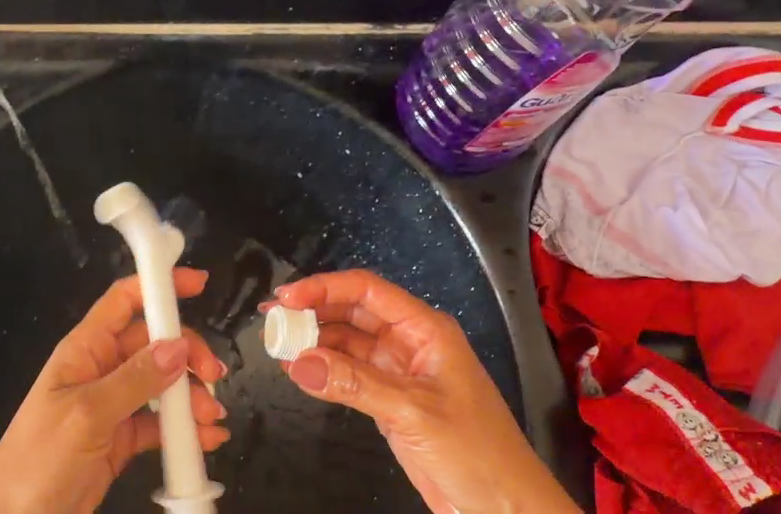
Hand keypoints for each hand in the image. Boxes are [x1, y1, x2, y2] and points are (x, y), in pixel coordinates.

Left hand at [0, 269, 230, 513]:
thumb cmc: (38, 458)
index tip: (198, 284)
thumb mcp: (86, 414)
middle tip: (214, 376)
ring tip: (212, 418)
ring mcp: (113, 405)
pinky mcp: (121, 440)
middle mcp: (101, 369)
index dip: (158, 285)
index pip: (124, 300)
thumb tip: (178, 347)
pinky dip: (184, 429)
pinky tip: (206, 439)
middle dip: (186, 353)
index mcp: (85, 348)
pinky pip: (160, 423)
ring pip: (162, 384)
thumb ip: (134, 380)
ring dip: (192, 395)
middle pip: (153, 342)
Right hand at [270, 271, 577, 513]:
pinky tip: (300, 372)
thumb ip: (354, 384)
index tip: (285, 299)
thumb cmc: (474, 451)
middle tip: (272, 321)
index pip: (366, 291)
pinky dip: (325, 371)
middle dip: (313, 312)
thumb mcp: (412, 413)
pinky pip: (350, 373)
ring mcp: (400, 371)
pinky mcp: (392, 400)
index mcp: (424, 328)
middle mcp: (410, 341)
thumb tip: (298, 361)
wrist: (507, 512)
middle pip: (353, 312)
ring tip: (278, 346)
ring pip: (348, 342)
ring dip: (315, 342)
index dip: (324, 288)